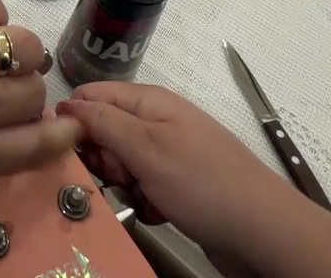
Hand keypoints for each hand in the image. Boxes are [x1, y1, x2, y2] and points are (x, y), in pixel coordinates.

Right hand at [59, 82, 309, 263]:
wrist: (267, 234)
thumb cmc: (203, 183)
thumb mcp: (145, 148)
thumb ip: (101, 122)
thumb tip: (63, 104)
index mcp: (148, 100)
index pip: (91, 95)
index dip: (77, 121)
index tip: (80, 151)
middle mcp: (157, 121)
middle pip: (104, 130)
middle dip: (104, 158)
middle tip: (121, 177)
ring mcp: (170, 154)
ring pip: (122, 163)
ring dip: (124, 184)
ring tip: (143, 198)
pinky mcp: (180, 185)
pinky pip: (144, 187)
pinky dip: (144, 201)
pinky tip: (157, 212)